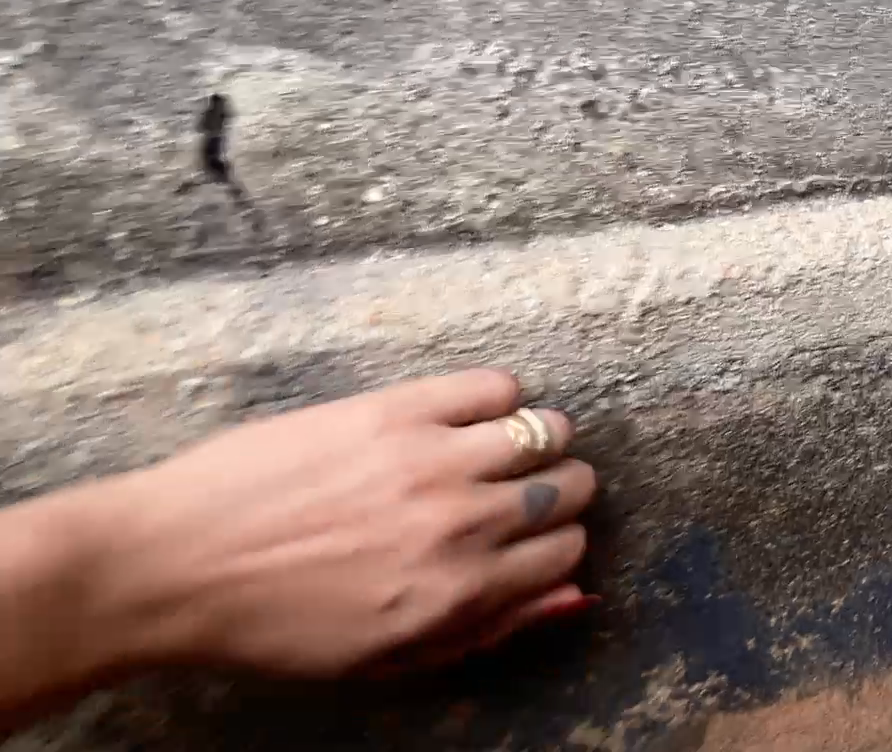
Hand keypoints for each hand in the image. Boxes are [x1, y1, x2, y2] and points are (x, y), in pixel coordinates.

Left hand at [90, 368, 597, 674]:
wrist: (160, 566)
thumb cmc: (274, 622)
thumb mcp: (384, 657)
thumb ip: (490, 627)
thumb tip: (578, 593)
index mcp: (459, 592)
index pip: (569, 548)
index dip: (557, 540)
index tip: (534, 534)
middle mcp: (463, 524)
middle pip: (572, 486)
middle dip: (556, 490)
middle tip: (519, 490)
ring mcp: (436, 460)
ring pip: (550, 430)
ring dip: (538, 440)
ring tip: (501, 448)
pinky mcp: (403, 410)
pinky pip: (500, 387)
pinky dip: (500, 398)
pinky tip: (470, 416)